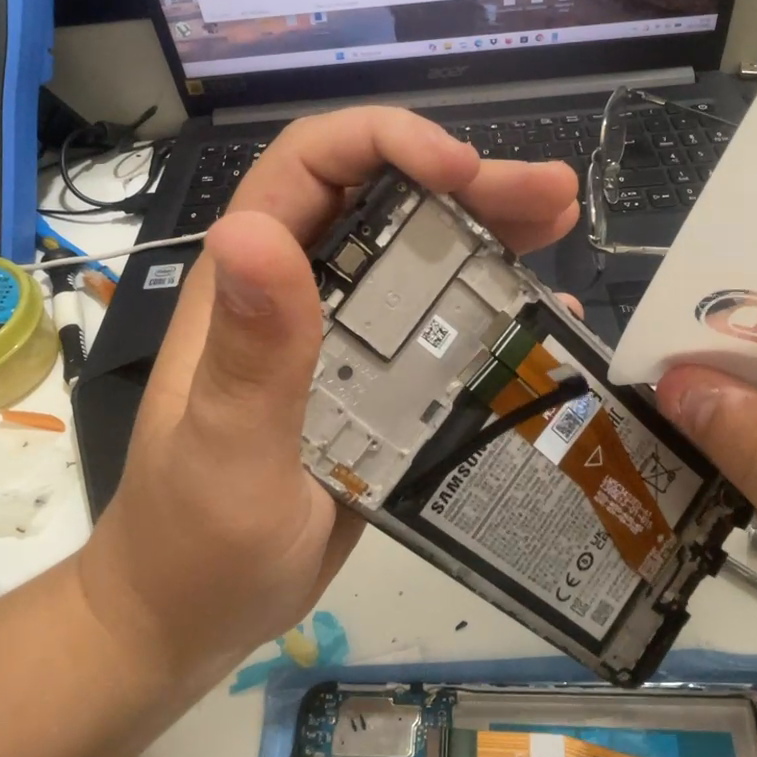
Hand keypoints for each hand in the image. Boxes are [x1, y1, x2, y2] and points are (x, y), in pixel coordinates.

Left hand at [77, 107, 578, 674]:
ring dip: (491, 232)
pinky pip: (440, 328)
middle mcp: (300, 295)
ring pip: (421, 258)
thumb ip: (249, 353)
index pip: (310, 167)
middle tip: (553, 194)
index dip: (386, 142)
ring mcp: (343, 342)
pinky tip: (545, 315)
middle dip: (469, 186)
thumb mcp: (227, 453)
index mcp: (250, 284)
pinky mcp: (376, 388)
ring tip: (560, 224)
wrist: (196, 614)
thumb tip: (252, 229)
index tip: (462, 169)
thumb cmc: (198, 544)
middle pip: (385, 203)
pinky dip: (493, 309)